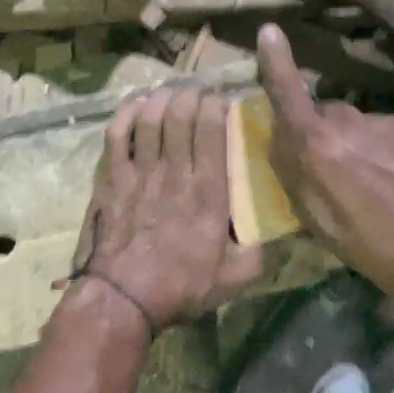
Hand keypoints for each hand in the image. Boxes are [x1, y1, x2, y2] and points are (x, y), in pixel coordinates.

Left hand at [68, 90, 264, 331]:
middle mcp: (175, 173)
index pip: (212, 129)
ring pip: (149, 118)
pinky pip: (116, 134)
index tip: (222, 102)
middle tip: (196, 94)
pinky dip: (126, 112)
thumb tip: (280, 232)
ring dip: (161, 98)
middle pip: (180, 114)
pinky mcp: (113, 178)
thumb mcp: (234, 277)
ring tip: (170, 94)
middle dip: (190, 95)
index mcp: (208, 192)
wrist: (124, 298)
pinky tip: (136, 105)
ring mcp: (140, 172)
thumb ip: (259, 251)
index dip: (217, 106)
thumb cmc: (181, 287)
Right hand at [257, 24, 393, 291]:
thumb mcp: (309, 213)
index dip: (276, 62)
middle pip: (330, 117)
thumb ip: (292, 168)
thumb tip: (282, 136)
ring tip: (383, 188)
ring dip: (367, 148)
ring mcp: (384, 120)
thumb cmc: (362, 239)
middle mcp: (346, 120)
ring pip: (366, 128)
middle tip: (342, 174)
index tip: (270, 30)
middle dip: (332, 136)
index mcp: (313, 140)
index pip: (286, 91)